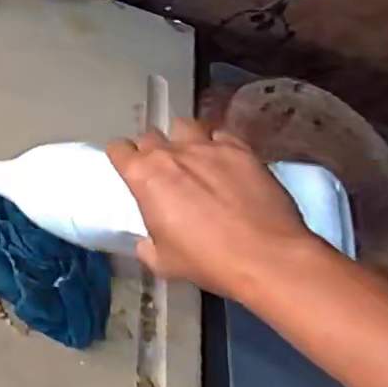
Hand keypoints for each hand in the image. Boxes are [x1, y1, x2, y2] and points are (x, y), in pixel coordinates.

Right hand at [106, 117, 324, 298]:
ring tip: (195, 156)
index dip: (123, 158)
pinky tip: (227, 161)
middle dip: (154, 150)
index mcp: (141, 174)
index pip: (118, 148)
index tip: (132, 170)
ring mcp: (206, 148)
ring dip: (184, 138)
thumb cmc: (207, 260)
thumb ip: (147, 244)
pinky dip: (219, 144)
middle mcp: (168, 153)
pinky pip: (222, 135)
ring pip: (185, 126)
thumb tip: (147, 243)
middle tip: (166, 169)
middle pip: (150, 136)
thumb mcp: (162, 260)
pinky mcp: (241, 152)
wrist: (269, 259)